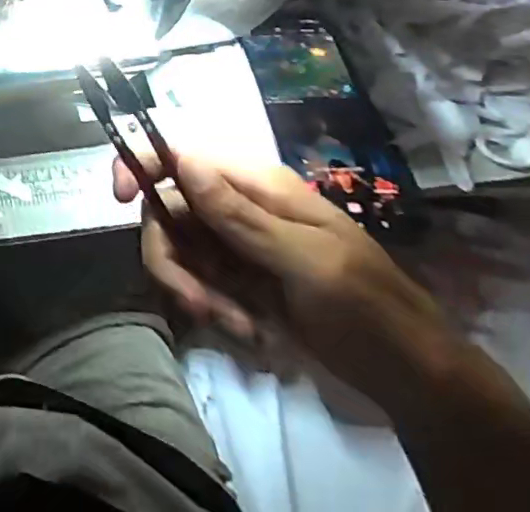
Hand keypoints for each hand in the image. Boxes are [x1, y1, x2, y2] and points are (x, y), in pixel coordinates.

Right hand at [115, 154, 456, 406]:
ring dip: (197, 291)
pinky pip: (200, 280)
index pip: (184, 156)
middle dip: (174, 260)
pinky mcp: (238, 275)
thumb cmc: (369, 308)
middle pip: (169, 211)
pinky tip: (250, 332)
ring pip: (180, 250)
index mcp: (257, 185)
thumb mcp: (306, 262)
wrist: (411, 374)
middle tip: (200, 306)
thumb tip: (183, 161)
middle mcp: (239, 204)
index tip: (118, 198)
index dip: (143, 165)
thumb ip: (240, 215)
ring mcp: (237, 241)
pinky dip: (213, 306)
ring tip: (241, 328)